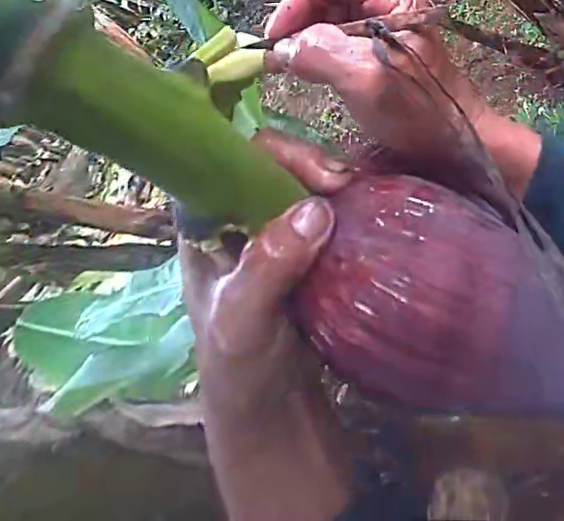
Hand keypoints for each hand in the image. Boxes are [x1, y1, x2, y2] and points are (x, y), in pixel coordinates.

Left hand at [181, 132, 353, 520]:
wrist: (273, 411)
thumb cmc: (240, 366)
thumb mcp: (243, 320)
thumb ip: (267, 268)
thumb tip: (315, 211)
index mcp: (202, 222)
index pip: (225, 160)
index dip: (266, 152)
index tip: (312, 171)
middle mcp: (233, 214)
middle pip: (267, 160)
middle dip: (306, 162)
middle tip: (342, 182)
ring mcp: (270, 225)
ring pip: (298, 177)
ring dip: (328, 177)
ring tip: (356, 190)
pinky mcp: (302, 241)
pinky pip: (322, 202)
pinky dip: (342, 198)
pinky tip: (361, 203)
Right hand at [264, 0, 541, 195]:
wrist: (457, 141)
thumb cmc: (420, 110)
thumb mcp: (367, 80)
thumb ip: (322, 54)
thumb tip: (282, 48)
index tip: (280, 35)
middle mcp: (388, 0)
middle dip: (300, 16)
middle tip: (280, 53)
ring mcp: (384, 22)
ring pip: (329, 12)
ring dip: (305, 34)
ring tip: (289, 64)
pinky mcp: (378, 45)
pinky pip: (337, 34)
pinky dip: (317, 49)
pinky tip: (307, 71)